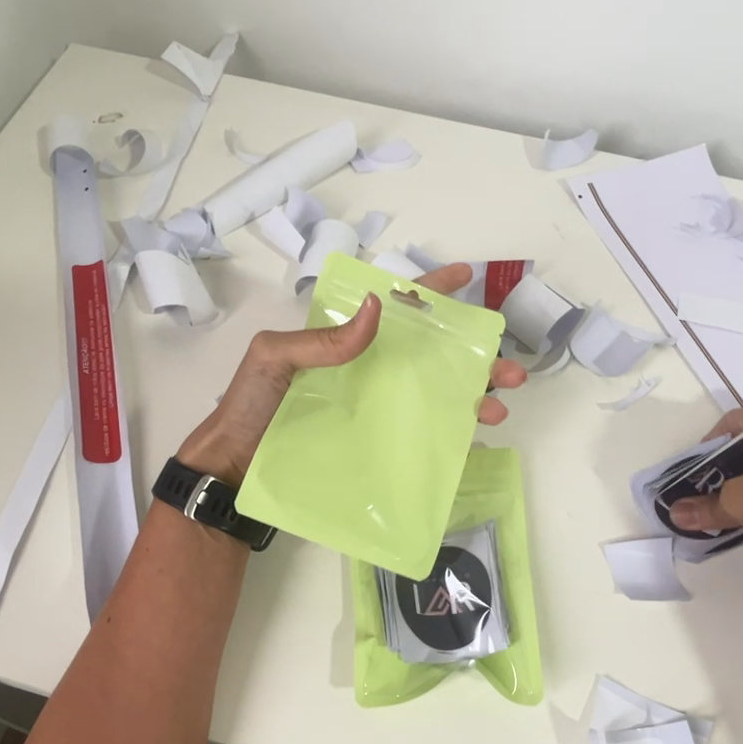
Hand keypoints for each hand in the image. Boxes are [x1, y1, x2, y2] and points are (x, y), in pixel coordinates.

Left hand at [176, 263, 527, 485]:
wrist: (233, 466)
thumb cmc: (249, 405)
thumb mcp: (274, 357)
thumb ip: (322, 337)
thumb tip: (380, 306)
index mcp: (342, 340)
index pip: (393, 305)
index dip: (431, 289)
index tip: (467, 277)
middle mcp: (364, 369)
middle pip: (428, 353)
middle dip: (474, 355)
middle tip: (509, 368)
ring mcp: (370, 405)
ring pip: (432, 391)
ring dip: (472, 394)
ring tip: (500, 404)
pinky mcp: (370, 440)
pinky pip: (417, 430)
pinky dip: (450, 429)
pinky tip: (473, 431)